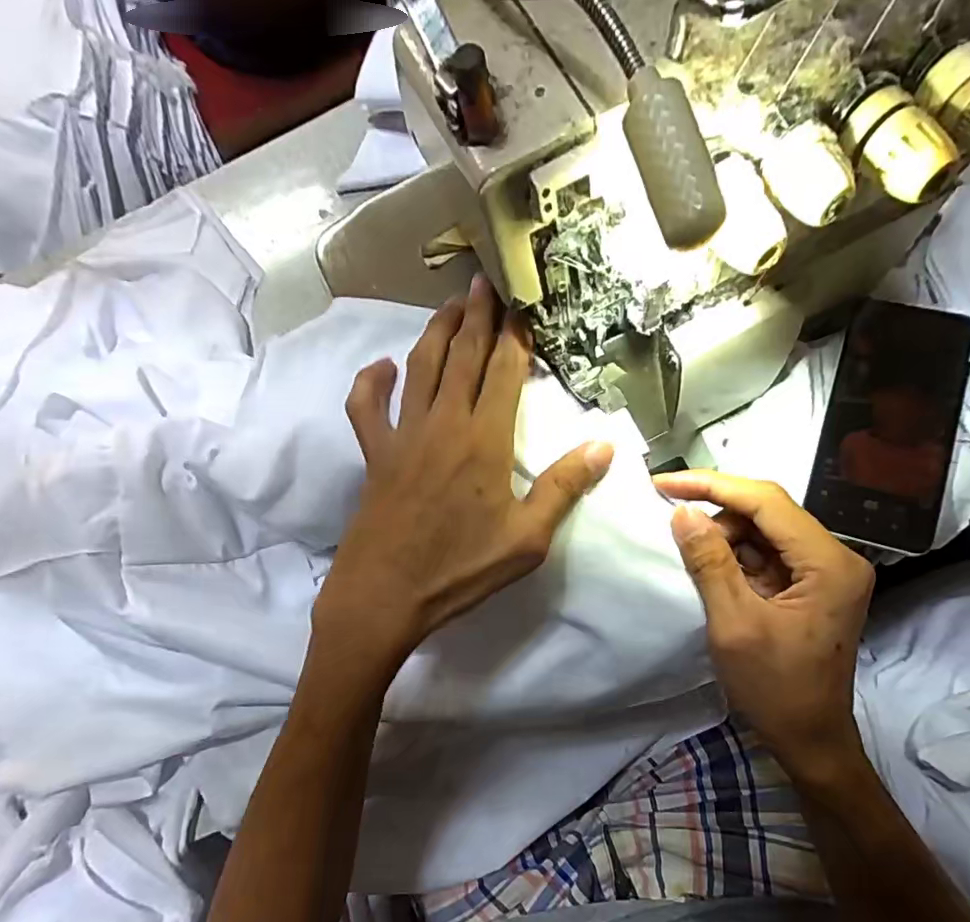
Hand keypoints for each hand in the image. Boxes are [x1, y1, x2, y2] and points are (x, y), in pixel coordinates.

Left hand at [318, 276, 613, 660]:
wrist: (385, 594)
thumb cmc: (461, 570)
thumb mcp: (526, 539)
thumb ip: (563, 487)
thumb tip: (604, 446)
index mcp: (484, 440)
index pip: (503, 371)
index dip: (514, 334)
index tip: (522, 304)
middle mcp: (443, 423)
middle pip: (462, 355)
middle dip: (476, 314)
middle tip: (485, 279)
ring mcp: (402, 435)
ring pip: (419, 367)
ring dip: (435, 331)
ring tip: (450, 304)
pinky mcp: (373, 454)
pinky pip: (365, 406)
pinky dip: (372, 381)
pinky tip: (383, 367)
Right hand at [652, 470, 875, 790]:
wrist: (810, 739)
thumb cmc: (775, 688)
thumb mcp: (734, 625)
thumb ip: (709, 564)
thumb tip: (681, 514)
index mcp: (828, 563)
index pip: (767, 501)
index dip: (713, 486)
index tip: (665, 483)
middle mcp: (834, 558)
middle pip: (768, 512)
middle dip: (717, 513)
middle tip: (670, 525)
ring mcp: (824, 573)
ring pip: (765, 532)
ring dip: (724, 537)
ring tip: (686, 553)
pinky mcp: (810, 587)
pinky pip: (767, 556)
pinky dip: (735, 557)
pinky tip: (707, 567)